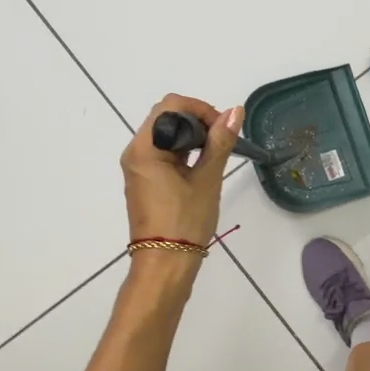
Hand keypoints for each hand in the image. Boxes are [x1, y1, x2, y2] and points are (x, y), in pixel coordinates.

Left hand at [122, 94, 240, 246]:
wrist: (165, 264)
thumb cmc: (186, 221)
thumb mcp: (207, 180)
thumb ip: (220, 142)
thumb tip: (234, 111)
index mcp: (145, 149)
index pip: (171, 106)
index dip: (200, 109)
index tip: (222, 129)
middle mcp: (135, 153)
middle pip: (166, 117)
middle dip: (197, 121)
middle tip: (221, 141)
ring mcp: (138, 167)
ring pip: (166, 135)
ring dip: (192, 137)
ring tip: (215, 155)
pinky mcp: (145, 180)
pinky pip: (163, 153)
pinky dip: (184, 152)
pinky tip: (202, 167)